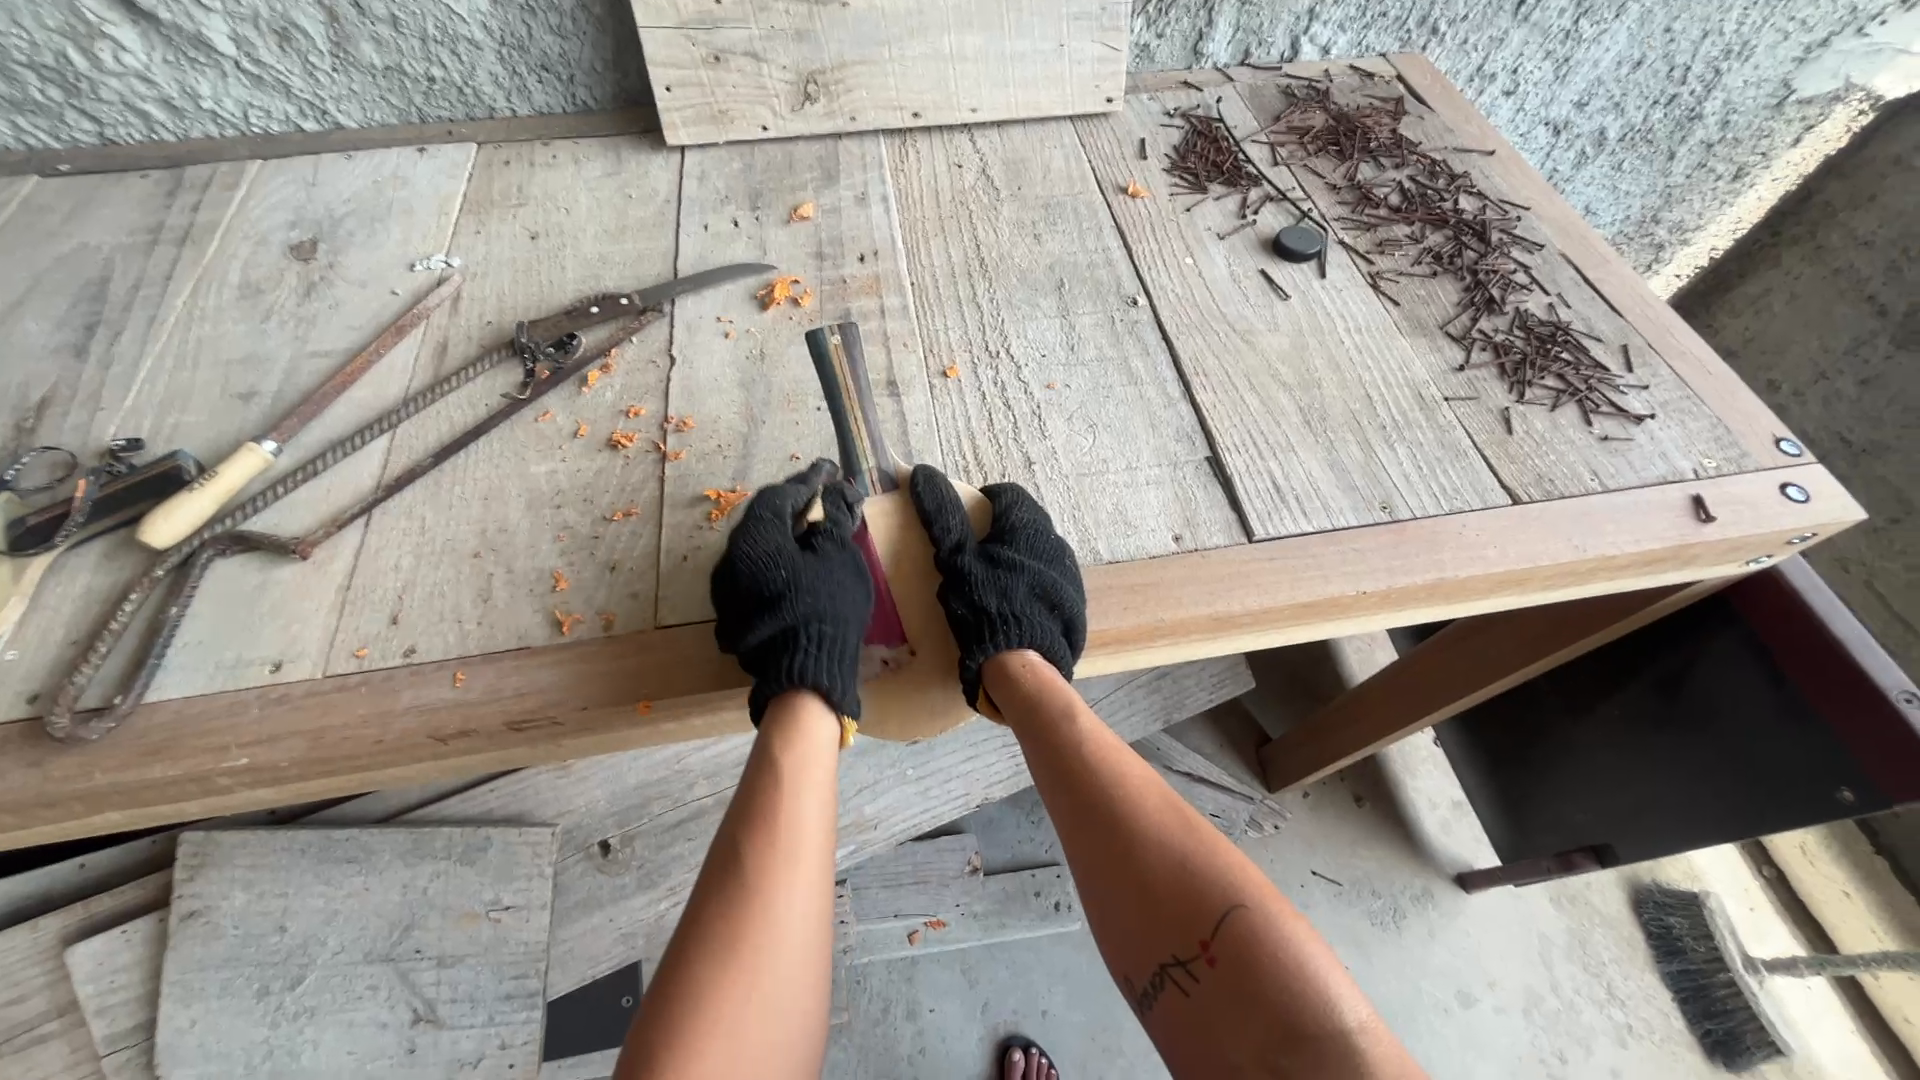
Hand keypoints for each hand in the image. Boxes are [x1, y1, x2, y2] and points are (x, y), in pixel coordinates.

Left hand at [711, 459, 873, 723]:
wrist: (802, 672)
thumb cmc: (826, 606)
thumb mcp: (837, 555)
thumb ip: (834, 517)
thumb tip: (837, 490)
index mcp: (754, 536)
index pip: (781, 495)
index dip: (808, 480)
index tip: (830, 471)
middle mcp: (730, 559)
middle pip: (763, 521)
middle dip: (793, 507)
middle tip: (821, 499)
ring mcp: (727, 591)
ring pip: (756, 551)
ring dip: (784, 538)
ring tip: (812, 533)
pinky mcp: (732, 617)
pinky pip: (754, 577)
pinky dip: (776, 565)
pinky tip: (797, 570)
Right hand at [908, 464, 1085, 710]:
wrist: (1022, 661)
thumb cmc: (984, 602)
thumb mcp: (955, 557)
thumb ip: (941, 514)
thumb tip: (922, 472)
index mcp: (1027, 524)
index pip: (1007, 495)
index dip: (984, 501)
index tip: (967, 521)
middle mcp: (1055, 541)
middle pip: (1026, 523)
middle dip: (1003, 531)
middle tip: (977, 553)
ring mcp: (1070, 573)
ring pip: (1040, 553)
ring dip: (1020, 558)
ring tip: (996, 582)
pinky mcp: (1075, 602)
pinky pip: (1051, 583)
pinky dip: (1034, 585)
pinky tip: (1017, 606)